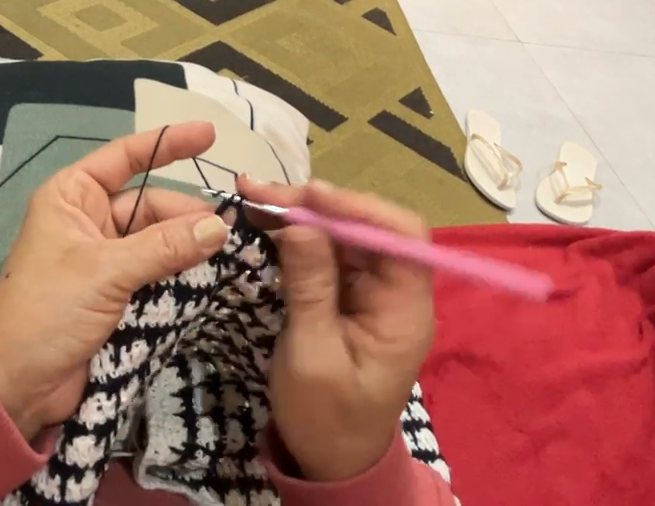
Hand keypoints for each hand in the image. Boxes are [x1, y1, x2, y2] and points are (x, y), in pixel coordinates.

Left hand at [0, 123, 229, 439]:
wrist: (16, 384)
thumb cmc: (48, 309)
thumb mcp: (106, 271)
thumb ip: (164, 247)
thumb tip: (220, 226)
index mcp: (72, 195)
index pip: (125, 157)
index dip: (167, 144)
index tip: (209, 134)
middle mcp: (88, 217)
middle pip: (148, 203)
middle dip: (185, 212)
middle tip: (229, 230)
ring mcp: (102, 255)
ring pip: (156, 238)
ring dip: (187, 244)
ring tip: (227, 250)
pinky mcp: (114, 291)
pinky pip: (155, 270)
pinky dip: (180, 271)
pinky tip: (210, 273)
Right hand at [238, 176, 435, 482]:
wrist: (328, 461)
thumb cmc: (326, 419)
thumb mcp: (312, 356)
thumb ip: (309, 287)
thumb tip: (299, 223)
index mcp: (404, 309)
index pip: (401, 236)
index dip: (358, 208)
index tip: (308, 196)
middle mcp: (392, 289)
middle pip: (364, 224)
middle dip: (314, 203)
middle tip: (259, 193)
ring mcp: (368, 287)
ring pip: (338, 229)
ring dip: (297, 209)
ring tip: (250, 196)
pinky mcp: (343, 289)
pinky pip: (322, 246)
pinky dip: (292, 228)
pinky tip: (261, 216)